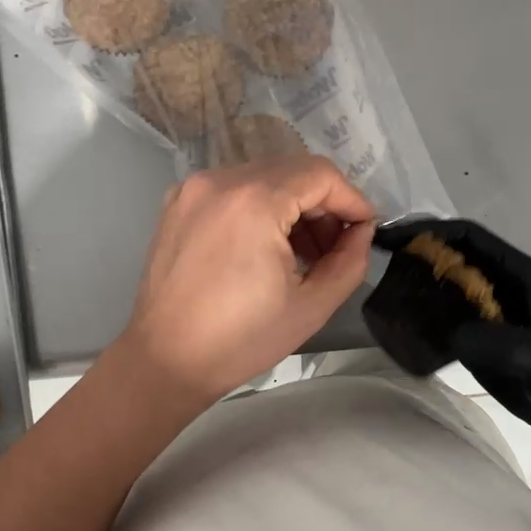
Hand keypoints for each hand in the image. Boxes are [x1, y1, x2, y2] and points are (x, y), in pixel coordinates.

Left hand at [116, 156, 375, 403]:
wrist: (166, 361)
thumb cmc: (241, 339)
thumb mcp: (312, 305)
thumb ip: (350, 260)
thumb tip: (360, 231)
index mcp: (254, 201)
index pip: (320, 174)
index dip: (352, 199)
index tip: (364, 231)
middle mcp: (220, 181)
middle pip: (292, 170)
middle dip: (323, 203)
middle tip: (336, 247)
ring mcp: (193, 190)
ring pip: (262, 177)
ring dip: (292, 205)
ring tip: (303, 254)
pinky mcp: (178, 205)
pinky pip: (233, 190)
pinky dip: (259, 208)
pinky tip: (265, 248)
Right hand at [369, 219, 530, 469]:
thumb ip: (497, 342)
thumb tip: (448, 334)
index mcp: (519, 275)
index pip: (469, 238)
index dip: (430, 231)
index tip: (393, 238)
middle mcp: (500, 287)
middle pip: (451, 257)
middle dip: (415, 254)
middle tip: (374, 263)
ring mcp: (490, 315)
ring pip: (445, 288)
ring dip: (415, 287)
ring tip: (380, 295)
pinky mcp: (482, 342)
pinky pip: (446, 322)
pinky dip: (422, 321)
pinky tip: (399, 330)